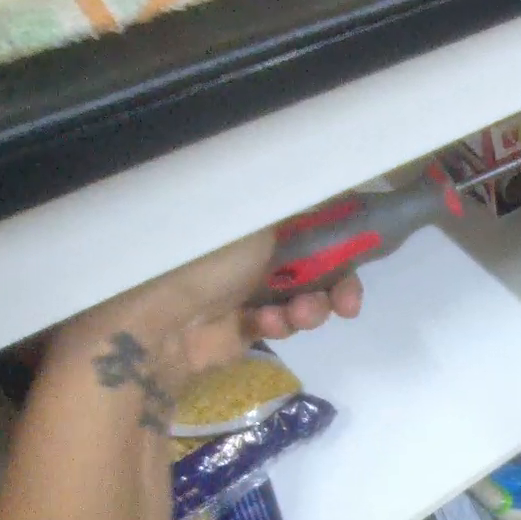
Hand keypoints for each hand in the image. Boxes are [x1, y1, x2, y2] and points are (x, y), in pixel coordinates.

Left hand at [55, 230, 363, 394]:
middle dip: (336, 285)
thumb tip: (325, 193)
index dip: (340, 237)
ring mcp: (245, 288)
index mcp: (249, 216)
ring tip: (299, 317)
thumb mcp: (258, 219)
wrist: (158, 321)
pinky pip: (282, 324)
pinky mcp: (243, 325)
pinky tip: (266, 325)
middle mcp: (248, 248)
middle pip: (314, 264)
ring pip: (304, 298)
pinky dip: (281, 325)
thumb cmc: (205, 259)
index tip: (362, 251)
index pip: (309, 220)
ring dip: (311, 309)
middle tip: (348, 304)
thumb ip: (300, 210)